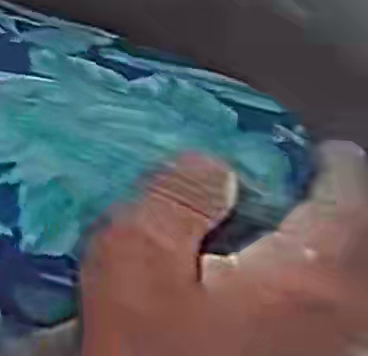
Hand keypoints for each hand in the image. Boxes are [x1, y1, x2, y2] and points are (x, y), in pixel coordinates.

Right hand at [80, 143, 367, 355]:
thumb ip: (176, 202)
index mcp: (302, 279)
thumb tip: (213, 162)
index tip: (332, 149)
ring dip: (336, 245)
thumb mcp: (138, 252)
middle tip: (316, 176)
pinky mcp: (315, 355)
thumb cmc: (146, 326)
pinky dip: (323, 272)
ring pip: (353, 282)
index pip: (345, 215)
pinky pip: (339, 304)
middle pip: (362, 252)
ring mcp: (336, 344)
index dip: (343, 176)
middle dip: (348, 211)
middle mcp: (342, 313)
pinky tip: (282, 265)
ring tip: (299, 217)